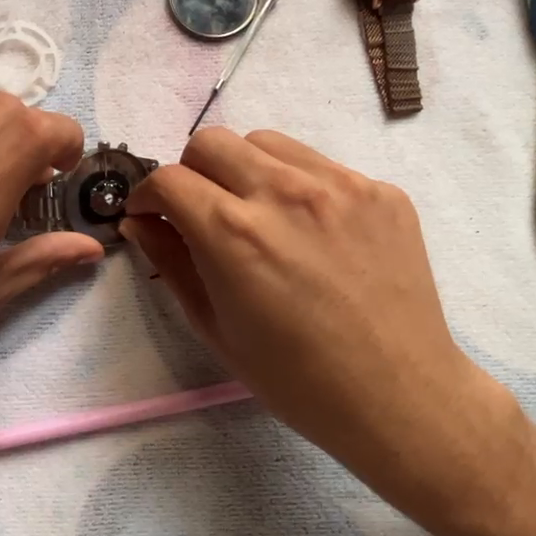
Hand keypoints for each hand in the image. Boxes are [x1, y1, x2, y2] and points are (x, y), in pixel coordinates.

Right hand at [120, 128, 519, 508]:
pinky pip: (318, 165)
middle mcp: (284, 194)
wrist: (396, 394)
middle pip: (211, 142)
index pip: (168, 179)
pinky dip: (295, 184)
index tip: (150, 216)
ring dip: (243, 168)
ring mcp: (340, 186)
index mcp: (234, 233)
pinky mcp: (380, 190)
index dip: (146, 196)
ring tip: (254, 213)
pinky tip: (308, 230)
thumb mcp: (212, 324)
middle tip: (198, 211)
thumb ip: (170, 261)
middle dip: (189, 172)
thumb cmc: (291, 375)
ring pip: (264, 142)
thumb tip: (139, 222)